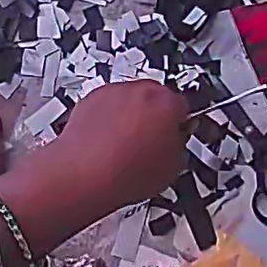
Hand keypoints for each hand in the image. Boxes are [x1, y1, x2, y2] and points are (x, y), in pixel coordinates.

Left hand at [41, 81, 189, 212]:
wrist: (85, 174)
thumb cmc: (123, 173)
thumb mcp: (172, 167)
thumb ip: (179, 143)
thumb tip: (177, 139)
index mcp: (167, 104)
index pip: (182, 105)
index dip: (179, 122)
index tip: (174, 132)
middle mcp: (140, 91)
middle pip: (155, 96)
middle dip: (154, 114)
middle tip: (150, 139)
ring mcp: (114, 92)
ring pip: (129, 97)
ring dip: (130, 113)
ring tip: (125, 142)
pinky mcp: (91, 98)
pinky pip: (106, 103)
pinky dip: (107, 115)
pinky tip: (107, 138)